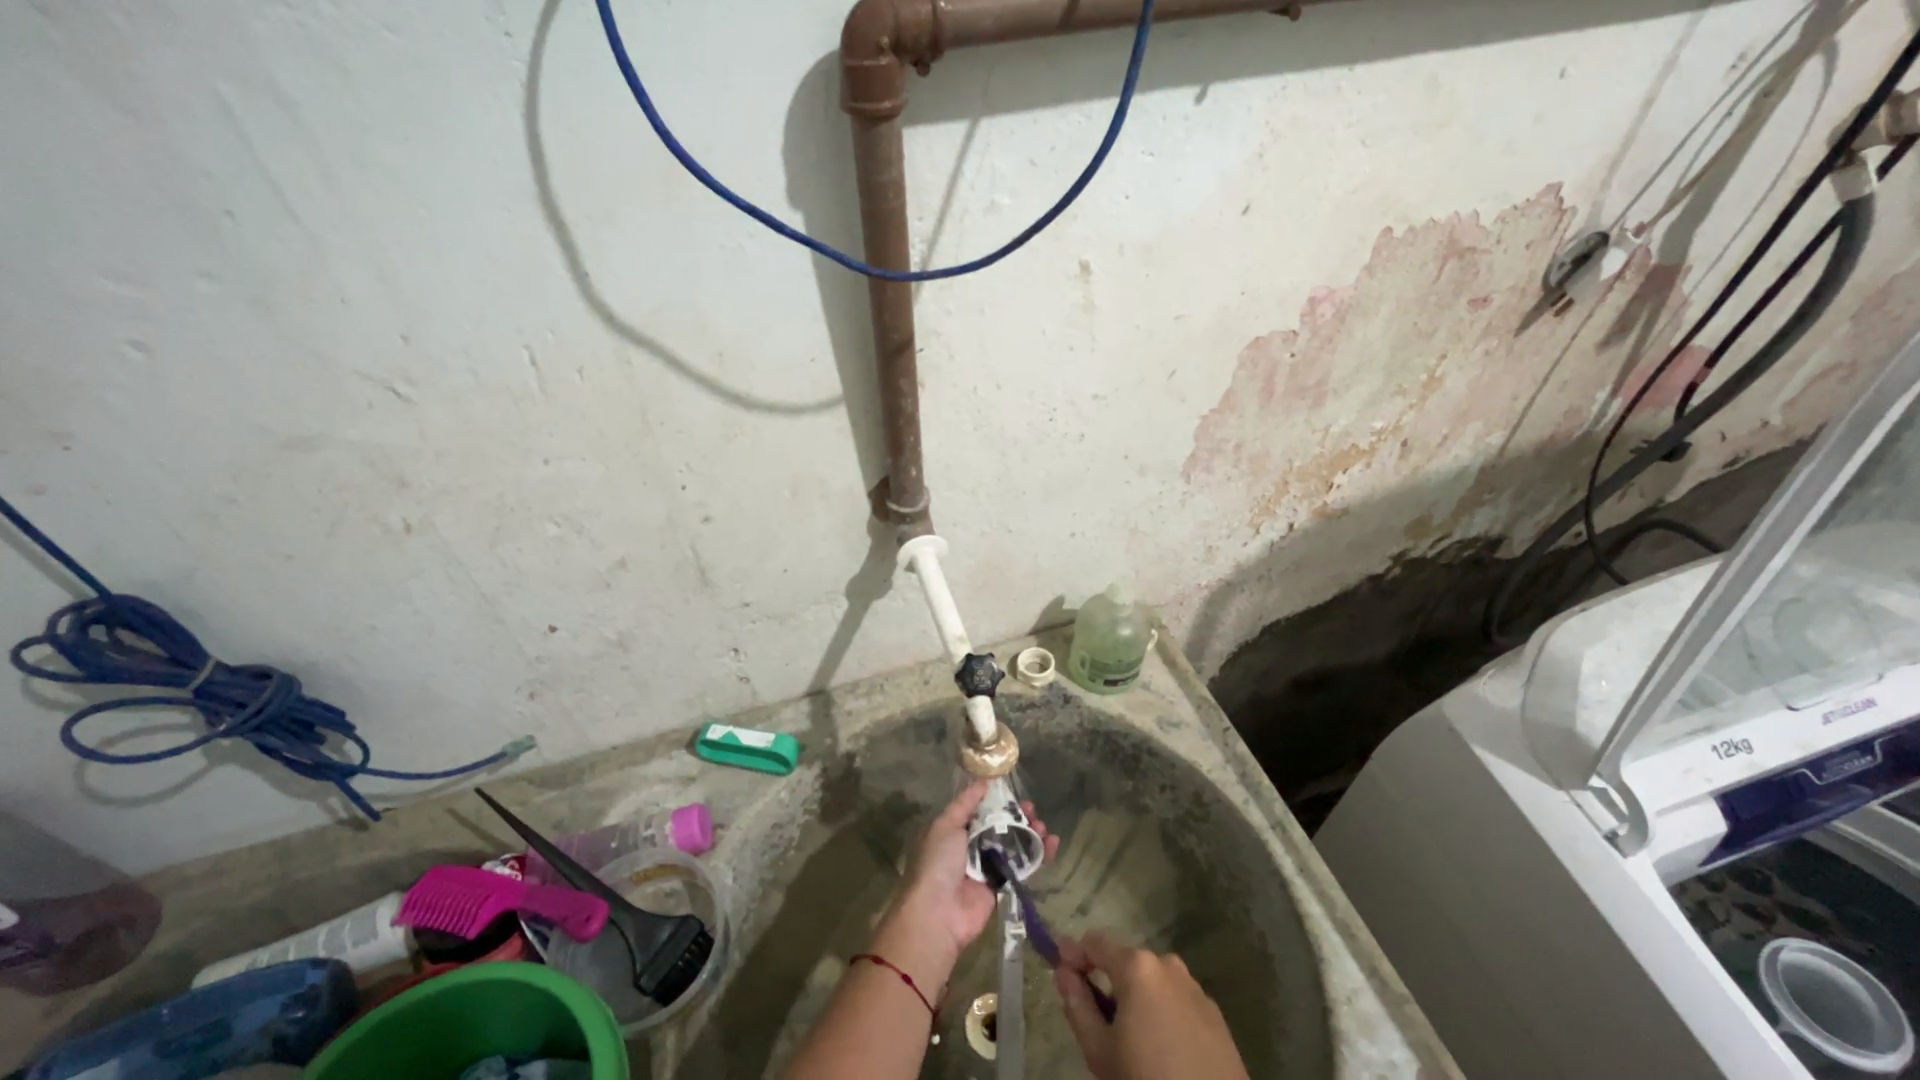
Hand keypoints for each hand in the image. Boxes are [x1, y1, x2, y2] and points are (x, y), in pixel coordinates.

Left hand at [871, 783, 1059, 978]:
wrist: (939, 913)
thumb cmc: (938, 863)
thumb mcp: (946, 825)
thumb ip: (965, 804)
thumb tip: (983, 781)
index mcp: (953, 832)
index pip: (979, 812)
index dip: (997, 802)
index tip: (1015, 794)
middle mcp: (970, 849)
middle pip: (1000, 828)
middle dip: (1017, 817)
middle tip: (1033, 809)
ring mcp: (987, 868)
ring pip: (1014, 846)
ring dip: (1030, 834)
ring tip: (1043, 825)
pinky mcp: (1003, 887)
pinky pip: (1023, 868)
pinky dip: (1039, 856)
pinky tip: (1052, 843)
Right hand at [1055, 933, 1249, 1079]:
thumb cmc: (1146, 1077)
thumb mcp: (1099, 1049)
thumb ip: (1077, 1004)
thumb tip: (1063, 971)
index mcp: (1137, 967)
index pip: (1094, 942)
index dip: (1074, 955)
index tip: (1061, 975)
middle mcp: (1167, 965)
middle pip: (1124, 963)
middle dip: (1106, 983)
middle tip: (1097, 1023)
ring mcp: (1195, 987)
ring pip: (1151, 983)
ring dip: (1135, 999)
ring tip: (1131, 1041)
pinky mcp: (1214, 1012)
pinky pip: (1175, 1000)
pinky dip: (1161, 1012)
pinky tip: (1162, 1048)